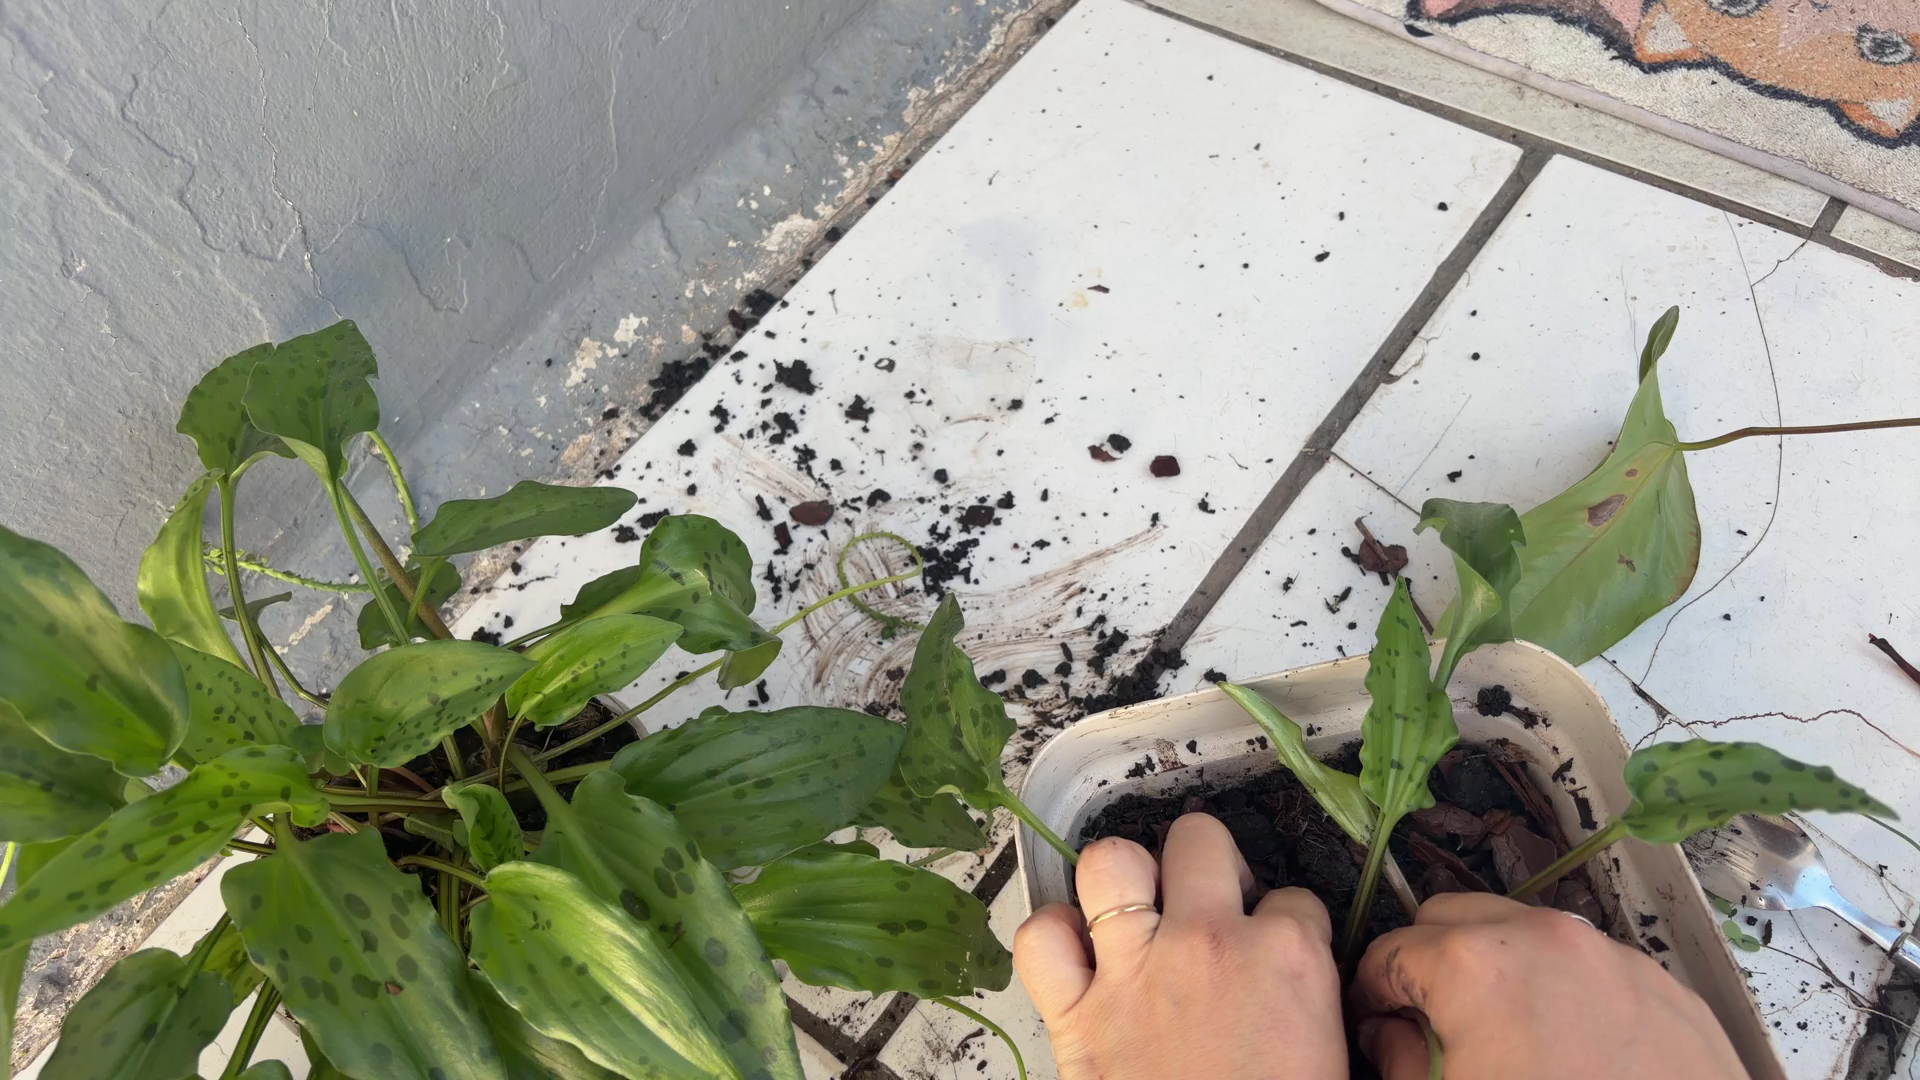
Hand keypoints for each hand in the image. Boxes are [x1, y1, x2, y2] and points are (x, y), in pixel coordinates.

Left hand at [1013, 813, 1346, 1079]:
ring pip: (1111, 859)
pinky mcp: (1073, 1013)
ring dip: (1123, 878)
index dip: (1290, 926)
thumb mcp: (1333, 1073)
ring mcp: (1132, 968)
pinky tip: (1076, 958)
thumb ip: (1319, 1017)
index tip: (1283, 953)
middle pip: (1199, 838)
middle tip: (1209, 904)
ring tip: (1137, 911)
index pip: (1296, 900)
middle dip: (1209, 861)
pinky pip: (1041, 937)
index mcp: (1287, 962)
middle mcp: (1206, 941)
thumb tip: (1307, 992)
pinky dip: (1053, 939)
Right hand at [1352, 893, 1749, 1079]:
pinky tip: (1580, 1048)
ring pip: (1517, 930)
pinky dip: (1563, 986)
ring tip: (1513, 1032)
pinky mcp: (1668, 987)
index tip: (1382, 1026)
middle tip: (1440, 1022)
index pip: (1388, 954)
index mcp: (1467, 960)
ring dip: (1495, 965)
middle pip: (1446, 918)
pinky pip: (1587, 962)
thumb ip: (1394, 1056)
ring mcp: (1608, 953)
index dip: (1375, 994)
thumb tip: (1392, 1030)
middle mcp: (1533, 934)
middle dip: (1429, 961)